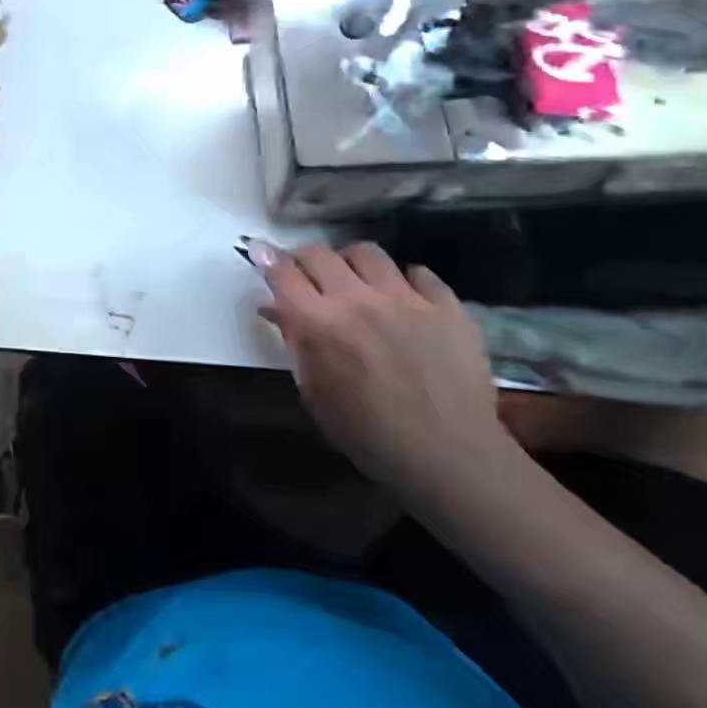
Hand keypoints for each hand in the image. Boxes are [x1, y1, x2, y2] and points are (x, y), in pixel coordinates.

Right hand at [257, 242, 511, 488]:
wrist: (447, 456)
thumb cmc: (367, 433)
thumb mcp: (314, 393)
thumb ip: (294, 343)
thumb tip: (275, 309)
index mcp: (319, 324)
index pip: (282, 273)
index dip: (266, 259)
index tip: (259, 252)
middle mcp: (358, 300)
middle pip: (319, 253)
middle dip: (302, 258)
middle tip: (304, 274)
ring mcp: (406, 299)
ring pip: (367, 252)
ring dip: (350, 262)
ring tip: (353, 280)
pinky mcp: (447, 306)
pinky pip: (419, 273)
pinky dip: (404, 280)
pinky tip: (402, 298)